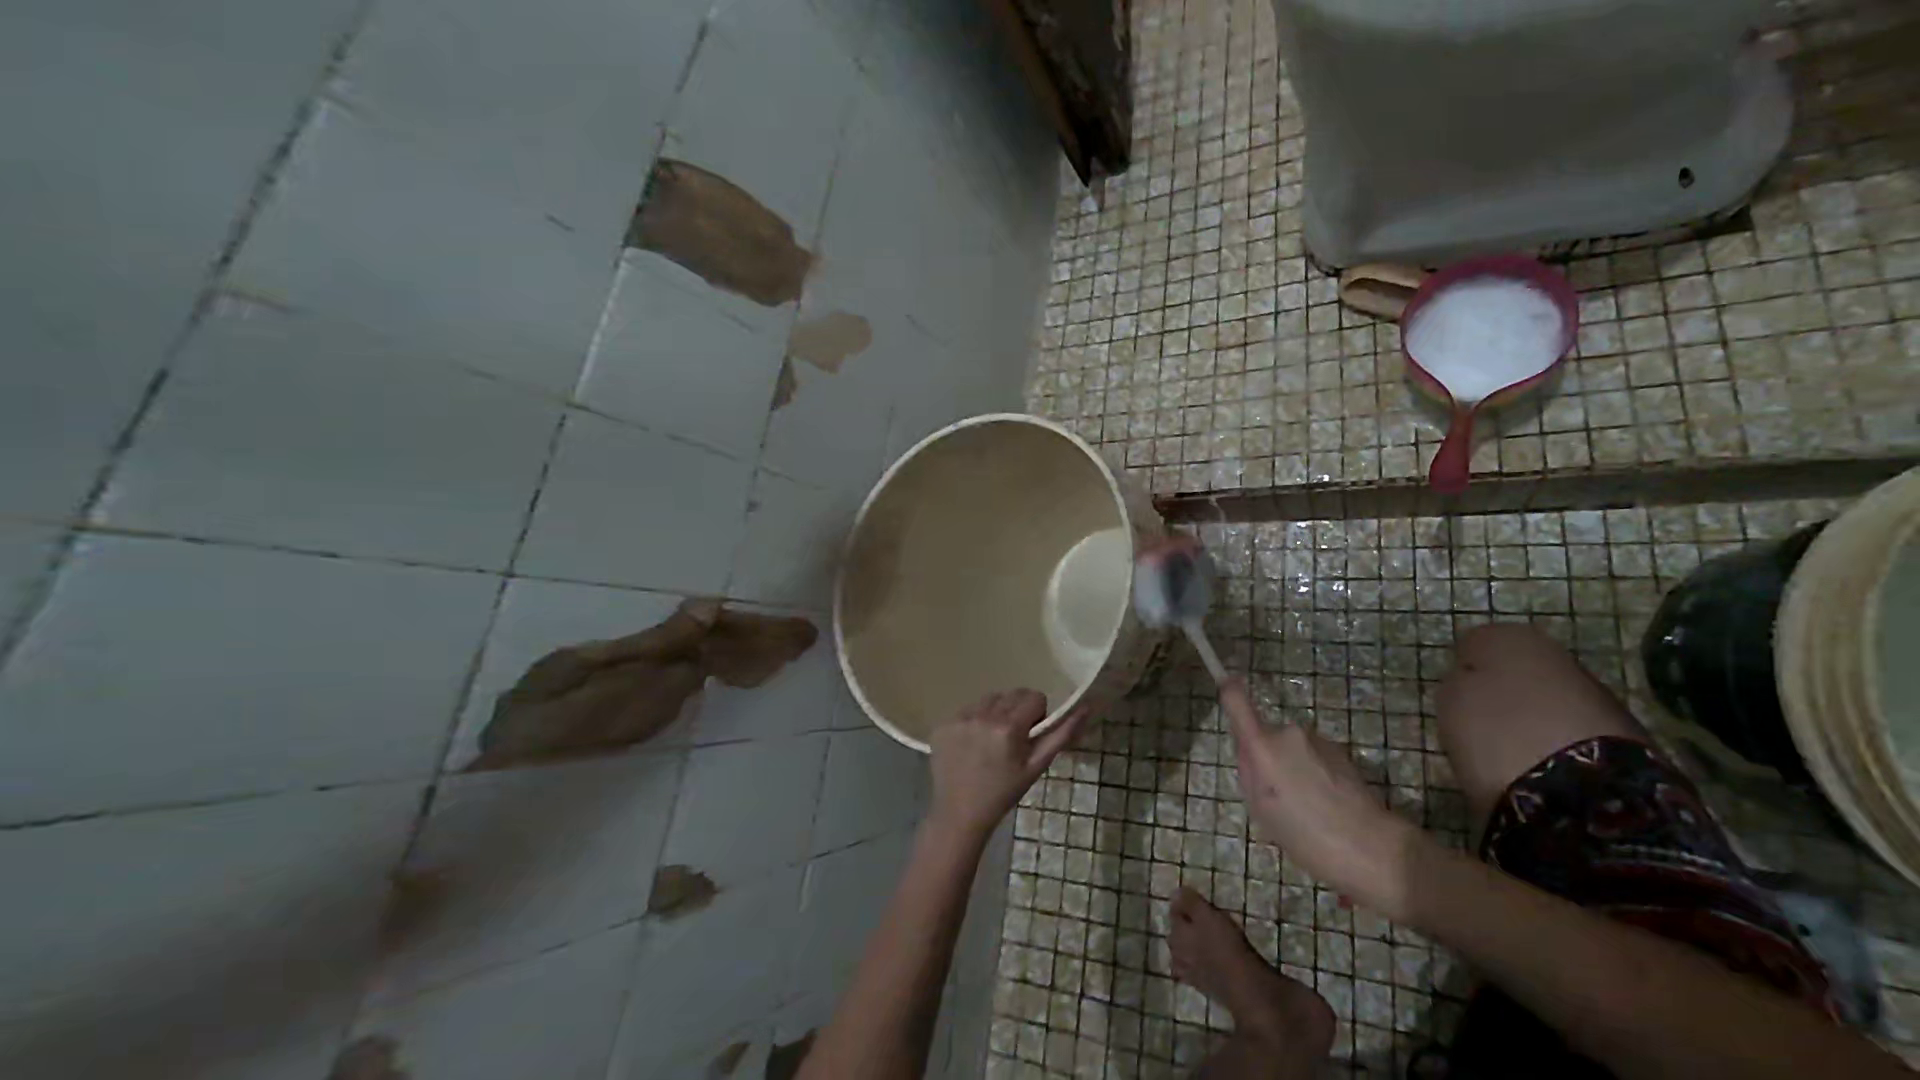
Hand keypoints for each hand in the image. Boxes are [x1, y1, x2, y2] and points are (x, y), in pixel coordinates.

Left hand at [928, 689, 1087, 840]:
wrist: (961, 812)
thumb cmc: (1004, 792)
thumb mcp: (1036, 766)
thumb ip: (1061, 735)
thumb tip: (1085, 708)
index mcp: (1008, 727)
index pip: (1034, 697)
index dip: (1037, 715)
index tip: (1030, 735)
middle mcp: (982, 716)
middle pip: (1011, 695)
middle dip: (1017, 711)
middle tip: (1013, 739)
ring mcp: (959, 718)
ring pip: (988, 699)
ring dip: (995, 713)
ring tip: (992, 741)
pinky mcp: (942, 724)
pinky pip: (967, 709)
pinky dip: (974, 720)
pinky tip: (972, 745)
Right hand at [1221, 678, 1425, 917]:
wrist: (1369, 846)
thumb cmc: (1302, 833)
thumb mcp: (1258, 807)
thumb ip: (1249, 770)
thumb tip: (1249, 749)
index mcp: (1262, 745)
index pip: (1237, 701)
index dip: (1229, 688)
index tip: (1226, 680)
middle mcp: (1288, 733)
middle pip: (1266, 737)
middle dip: (1266, 758)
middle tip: (1274, 795)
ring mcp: (1318, 740)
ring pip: (1292, 749)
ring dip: (1292, 768)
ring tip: (1305, 807)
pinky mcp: (1341, 752)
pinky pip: (1314, 757)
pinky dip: (1313, 774)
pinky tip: (1325, 804)